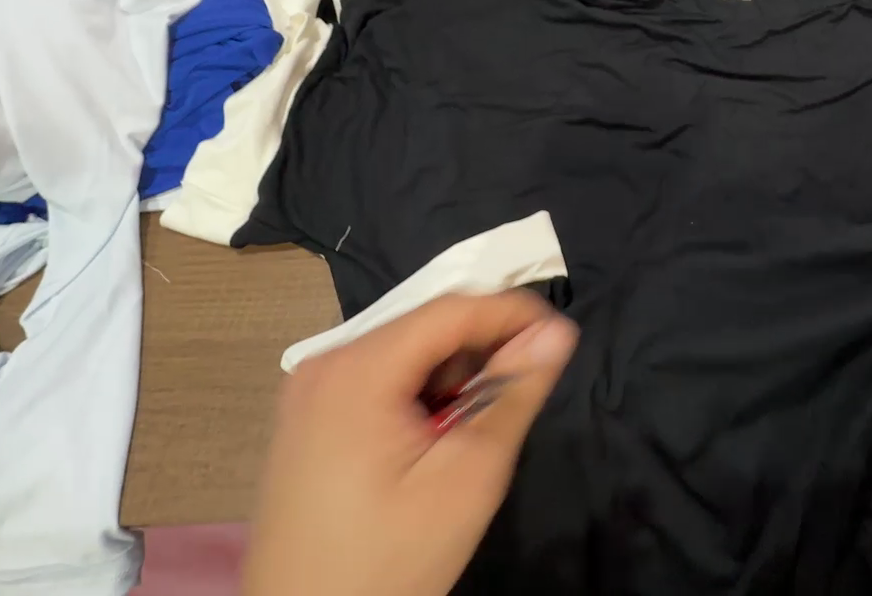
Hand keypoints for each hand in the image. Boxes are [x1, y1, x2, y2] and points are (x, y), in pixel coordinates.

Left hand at [244, 292, 578, 595]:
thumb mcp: (467, 476)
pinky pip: (382, 376)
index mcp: (357, 368)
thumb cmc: (387, 562)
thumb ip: (515, 392)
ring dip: (454, 371)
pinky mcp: (310, 416)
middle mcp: (326, 362)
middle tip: (523, 386)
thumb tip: (558, 331)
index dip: (513, 312)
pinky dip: (422, 389)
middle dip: (483, 347)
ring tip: (479, 419)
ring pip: (408, 350)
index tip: (560, 335)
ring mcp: (310, 389)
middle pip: (427, 326)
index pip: (452, 309)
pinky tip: (437, 432)